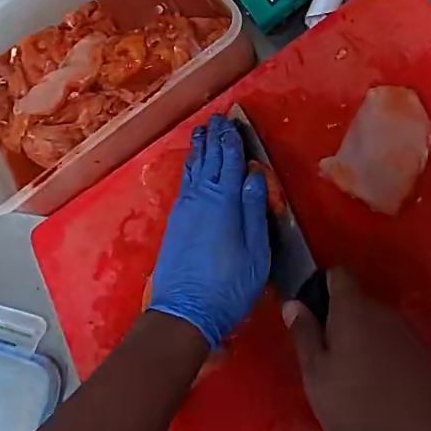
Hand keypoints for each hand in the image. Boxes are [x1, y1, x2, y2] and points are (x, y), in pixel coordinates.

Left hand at [147, 115, 269, 349]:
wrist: (183, 312)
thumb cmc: (229, 285)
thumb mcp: (255, 251)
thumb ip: (254, 209)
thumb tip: (254, 172)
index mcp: (224, 201)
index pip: (229, 161)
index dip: (231, 140)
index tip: (231, 121)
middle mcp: (201, 197)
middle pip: (208, 160)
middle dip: (213, 138)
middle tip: (215, 118)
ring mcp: (185, 208)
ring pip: (193, 169)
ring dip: (199, 148)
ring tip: (201, 131)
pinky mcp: (175, 221)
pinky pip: (185, 182)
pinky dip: (191, 167)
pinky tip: (192, 165)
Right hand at [283, 269, 430, 430]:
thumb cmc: (360, 401)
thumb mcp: (316, 374)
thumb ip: (304, 335)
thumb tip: (293, 303)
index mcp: (351, 307)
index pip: (337, 275)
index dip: (321, 288)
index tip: (310, 315)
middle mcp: (380, 310)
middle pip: (353, 312)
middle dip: (338, 337)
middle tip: (325, 375)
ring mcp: (405, 333)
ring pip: (371, 342)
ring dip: (359, 364)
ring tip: (347, 410)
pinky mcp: (421, 358)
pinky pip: (389, 362)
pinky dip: (380, 380)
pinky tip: (372, 418)